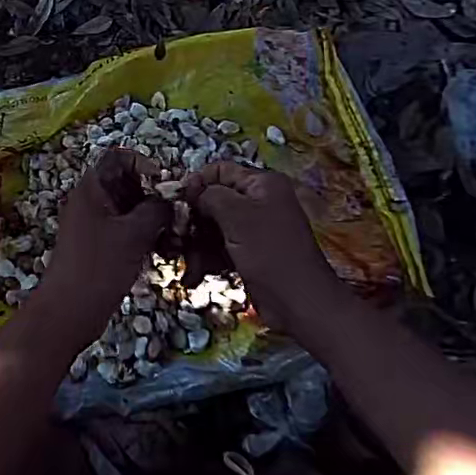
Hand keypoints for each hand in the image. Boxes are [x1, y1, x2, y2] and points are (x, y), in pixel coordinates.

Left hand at [32, 149, 169, 340]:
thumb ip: (156, 209)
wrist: (69, 312)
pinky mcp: (100, 246)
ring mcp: (94, 224)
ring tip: (173, 235)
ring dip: (152, 218)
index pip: (118, 157)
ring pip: (128, 208)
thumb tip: (171, 201)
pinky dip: (144, 236)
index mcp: (91, 188)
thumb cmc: (99, 266)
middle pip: (126, 182)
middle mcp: (91, 201)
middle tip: (175, 213)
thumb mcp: (134, 234)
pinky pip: (126, 230)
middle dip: (153, 194)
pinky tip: (163, 252)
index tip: (164, 184)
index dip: (144, 163)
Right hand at [182, 163, 347, 337]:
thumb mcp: (237, 215)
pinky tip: (196, 274)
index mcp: (261, 184)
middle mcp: (258, 202)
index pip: (219, 170)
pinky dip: (208, 258)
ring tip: (188, 263)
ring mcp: (254, 229)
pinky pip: (221, 246)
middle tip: (176, 237)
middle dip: (193, 219)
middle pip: (214, 200)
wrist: (299, 303)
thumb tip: (191, 193)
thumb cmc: (269, 252)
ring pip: (214, 226)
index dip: (196, 183)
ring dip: (197, 243)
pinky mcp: (249, 253)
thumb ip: (210, 195)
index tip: (177, 202)